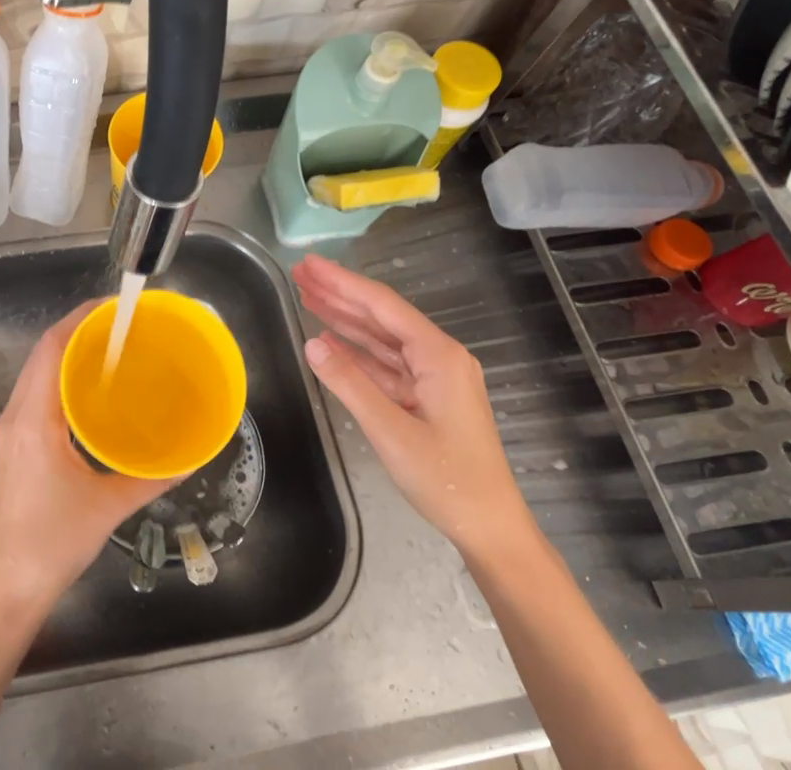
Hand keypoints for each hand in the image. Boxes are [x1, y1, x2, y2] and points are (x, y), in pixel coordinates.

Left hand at [0, 302, 176, 611]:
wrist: (9, 586)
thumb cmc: (55, 543)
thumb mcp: (109, 506)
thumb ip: (150, 477)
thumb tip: (190, 457)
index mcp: (33, 421)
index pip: (50, 350)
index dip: (78, 320)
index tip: (112, 308)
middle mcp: (14, 417)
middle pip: (41, 357)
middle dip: (77, 333)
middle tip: (121, 328)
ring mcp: (8, 433)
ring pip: (34, 376)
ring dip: (67, 357)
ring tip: (109, 353)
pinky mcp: (11, 448)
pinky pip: (34, 397)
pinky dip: (59, 383)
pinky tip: (88, 395)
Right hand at [293, 254, 531, 553]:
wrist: (490, 526)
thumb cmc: (447, 480)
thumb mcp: (391, 433)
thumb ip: (350, 384)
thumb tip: (311, 344)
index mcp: (440, 357)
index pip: (383, 307)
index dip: (343, 283)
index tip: (309, 264)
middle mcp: (440, 358)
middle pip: (383, 317)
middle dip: (341, 294)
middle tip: (300, 272)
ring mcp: (435, 379)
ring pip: (383, 340)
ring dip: (346, 320)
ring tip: (307, 296)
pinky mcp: (428, 399)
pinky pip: (387, 366)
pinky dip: (358, 353)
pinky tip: (331, 342)